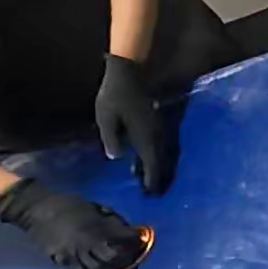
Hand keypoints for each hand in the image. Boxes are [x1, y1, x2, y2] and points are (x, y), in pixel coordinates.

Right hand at [0, 177, 144, 268]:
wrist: (36, 208)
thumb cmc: (67, 204)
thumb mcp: (93, 207)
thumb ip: (110, 220)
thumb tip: (127, 230)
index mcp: (95, 226)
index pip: (122, 238)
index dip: (133, 241)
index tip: (141, 241)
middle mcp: (86, 242)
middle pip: (112, 258)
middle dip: (126, 261)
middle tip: (134, 262)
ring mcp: (73, 253)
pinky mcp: (62, 260)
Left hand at [94, 54, 170, 194]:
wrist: (130, 72)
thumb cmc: (115, 95)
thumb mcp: (106, 119)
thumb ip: (111, 139)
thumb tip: (116, 157)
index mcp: (145, 139)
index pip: (152, 167)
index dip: (151, 182)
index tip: (149, 196)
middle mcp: (156, 137)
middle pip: (161, 164)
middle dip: (157, 180)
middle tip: (151, 194)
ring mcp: (159, 130)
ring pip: (161, 156)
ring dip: (156, 169)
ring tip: (148, 181)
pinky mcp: (157, 124)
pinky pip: (159, 147)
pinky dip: (154, 157)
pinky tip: (144, 160)